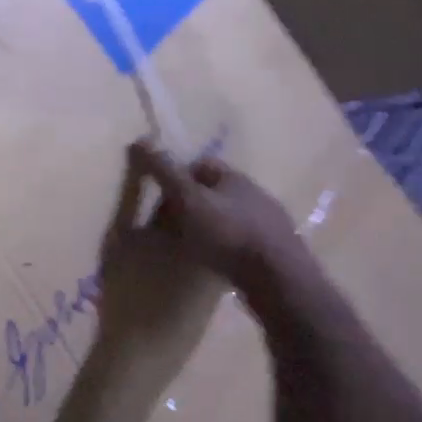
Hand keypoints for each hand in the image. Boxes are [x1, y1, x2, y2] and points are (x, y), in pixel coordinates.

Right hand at [133, 142, 309, 294]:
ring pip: (225, 219)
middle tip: (165, 225)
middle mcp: (256, 196)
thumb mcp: (188, 198)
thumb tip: (140, 139)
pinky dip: (222, 247)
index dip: (175, 176)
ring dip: (204, 228)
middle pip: (212, 193)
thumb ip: (164, 170)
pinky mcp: (277, 254)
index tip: (158, 196)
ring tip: (185, 246)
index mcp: (236, 178)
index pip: (200, 165)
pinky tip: (212, 261)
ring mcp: (270, 226)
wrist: (281, 282)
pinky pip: (239, 242)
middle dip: (186, 205)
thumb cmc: (228, 232)